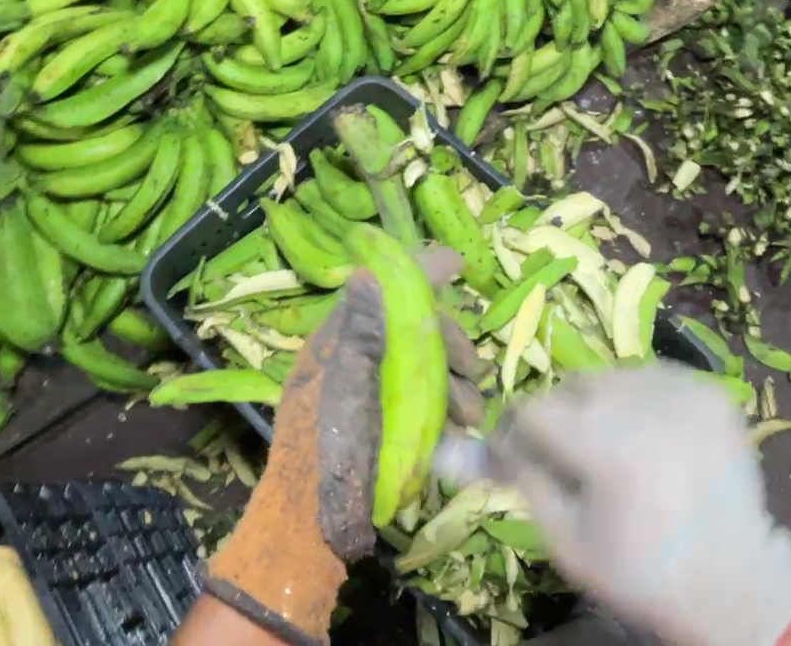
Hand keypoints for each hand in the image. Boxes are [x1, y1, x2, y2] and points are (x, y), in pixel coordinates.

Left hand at [200, 245, 462, 645]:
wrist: (316, 525)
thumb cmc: (328, 448)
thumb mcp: (345, 383)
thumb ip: (362, 328)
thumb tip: (369, 270)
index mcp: (342, 338)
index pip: (382, 286)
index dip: (419, 271)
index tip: (457, 264)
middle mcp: (359, 357)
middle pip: (415, 328)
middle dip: (451, 341)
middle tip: (474, 367)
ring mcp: (375, 392)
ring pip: (427, 367)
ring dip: (458, 383)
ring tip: (472, 414)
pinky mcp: (388, 424)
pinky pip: (428, 403)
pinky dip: (450, 411)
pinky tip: (464, 431)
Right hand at [487, 364, 790, 645]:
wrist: (736, 582)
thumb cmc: (640, 571)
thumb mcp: (566, 539)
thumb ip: (515, 480)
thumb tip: (446, 451)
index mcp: (606, 445)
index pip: (533, 410)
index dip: (522, 434)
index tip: (524, 458)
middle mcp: (645, 403)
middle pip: (571, 387)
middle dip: (563, 419)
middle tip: (576, 462)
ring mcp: (685, 390)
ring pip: (610, 377)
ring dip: (600, 404)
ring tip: (618, 451)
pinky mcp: (711, 390)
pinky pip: (652, 377)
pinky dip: (641, 400)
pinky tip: (653, 439)